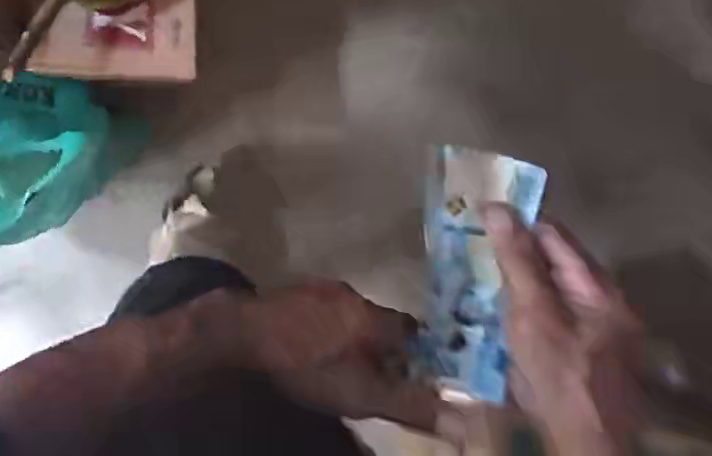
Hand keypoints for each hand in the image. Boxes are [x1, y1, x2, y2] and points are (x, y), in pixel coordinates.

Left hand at [239, 281, 442, 427]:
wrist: (246, 332)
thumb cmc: (309, 366)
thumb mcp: (364, 395)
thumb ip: (412, 405)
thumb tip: (464, 424)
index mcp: (371, 316)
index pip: (412, 331)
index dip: (422, 356)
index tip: (425, 378)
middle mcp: (349, 293)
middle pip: (381, 323)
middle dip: (388, 349)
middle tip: (387, 379)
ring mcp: (318, 288)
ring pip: (352, 316)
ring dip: (357, 339)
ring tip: (352, 367)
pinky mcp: (295, 291)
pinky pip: (326, 311)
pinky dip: (332, 330)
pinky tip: (320, 350)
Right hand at [485, 205, 644, 455]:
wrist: (585, 446)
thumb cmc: (559, 373)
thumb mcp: (531, 310)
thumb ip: (516, 258)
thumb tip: (496, 205)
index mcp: (598, 288)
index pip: (551, 232)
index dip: (515, 218)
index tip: (476, 212)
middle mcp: (601, 301)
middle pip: (550, 256)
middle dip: (510, 245)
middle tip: (470, 239)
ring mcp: (592, 327)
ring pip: (545, 282)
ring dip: (512, 272)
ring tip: (474, 266)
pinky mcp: (579, 347)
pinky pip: (545, 306)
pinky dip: (520, 298)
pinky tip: (495, 303)